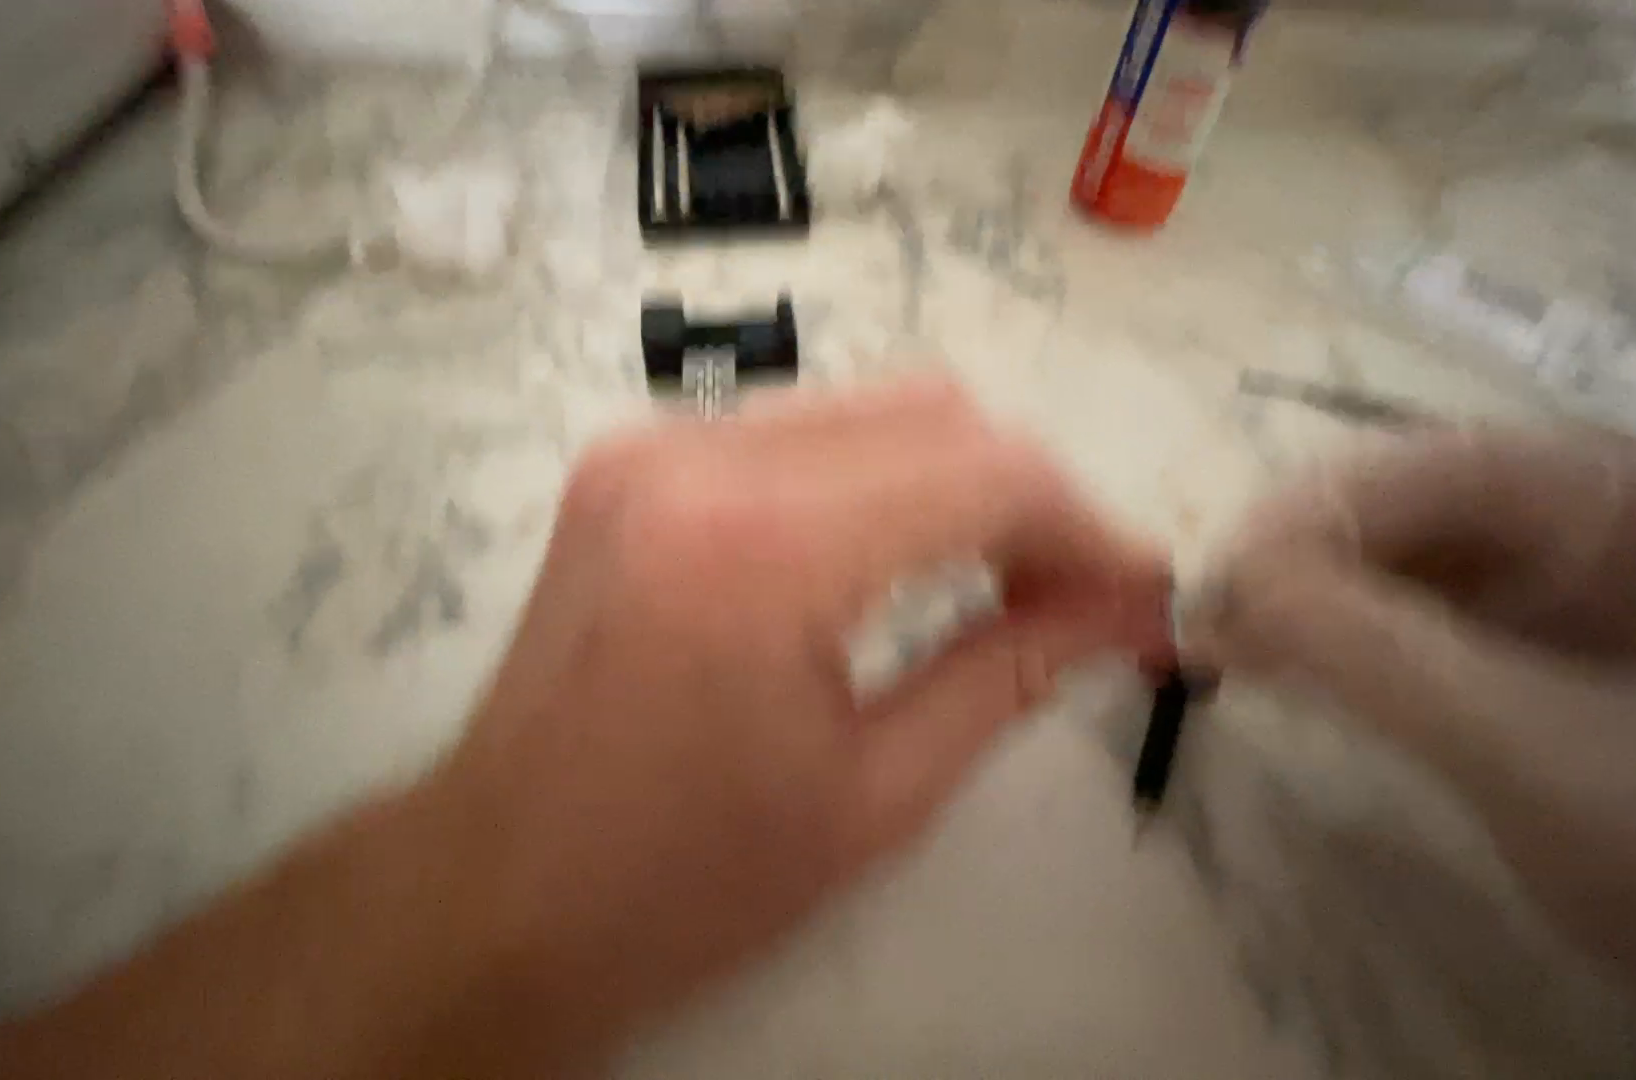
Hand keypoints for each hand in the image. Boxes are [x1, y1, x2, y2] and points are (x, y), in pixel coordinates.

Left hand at [439, 378, 1173, 1069]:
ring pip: (868, 411)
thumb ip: (1013, 673)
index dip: (1085, 526)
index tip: (1138, 592)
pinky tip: (897, 552)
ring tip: (999, 575)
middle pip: (932, 414)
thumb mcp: (877, 795)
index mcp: (761, 548)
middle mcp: (696, 458)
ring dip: (954, 481)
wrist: (497, 892)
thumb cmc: (684, 880)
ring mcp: (651, 446)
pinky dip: (874, 479)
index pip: (983, 473)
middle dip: (1026, 498)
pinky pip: (797, 434)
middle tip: (1072, 589)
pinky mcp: (630, 461)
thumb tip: (1126, 607)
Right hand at [1186, 430, 1635, 1078]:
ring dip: (1301, 601)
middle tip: (1205, 620)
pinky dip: (1337, 643)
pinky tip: (1277, 666)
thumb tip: (1234, 583)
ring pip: (1403, 567)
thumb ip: (1385, 659)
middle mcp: (1609, 532)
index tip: (1218, 578)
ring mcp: (1574, 597)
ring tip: (1219, 646)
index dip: (1315, 510)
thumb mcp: (1549, 764)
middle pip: (1414, 512)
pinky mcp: (1538, 657)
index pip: (1445, 468)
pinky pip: (1416, 624)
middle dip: (1297, 561)